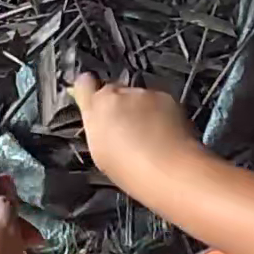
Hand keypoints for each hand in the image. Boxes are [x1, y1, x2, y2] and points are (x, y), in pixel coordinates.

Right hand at [70, 72, 207, 195]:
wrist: (169, 169)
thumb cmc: (130, 169)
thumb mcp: (99, 152)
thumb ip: (97, 127)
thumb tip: (99, 121)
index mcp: (95, 107)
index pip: (84, 84)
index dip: (89, 89)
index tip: (92, 97)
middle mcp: (117, 94)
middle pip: (114, 92)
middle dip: (117, 104)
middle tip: (125, 128)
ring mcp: (142, 94)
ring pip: (137, 96)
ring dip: (140, 109)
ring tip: (148, 135)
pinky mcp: (166, 96)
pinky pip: (158, 100)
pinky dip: (159, 112)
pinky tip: (163, 133)